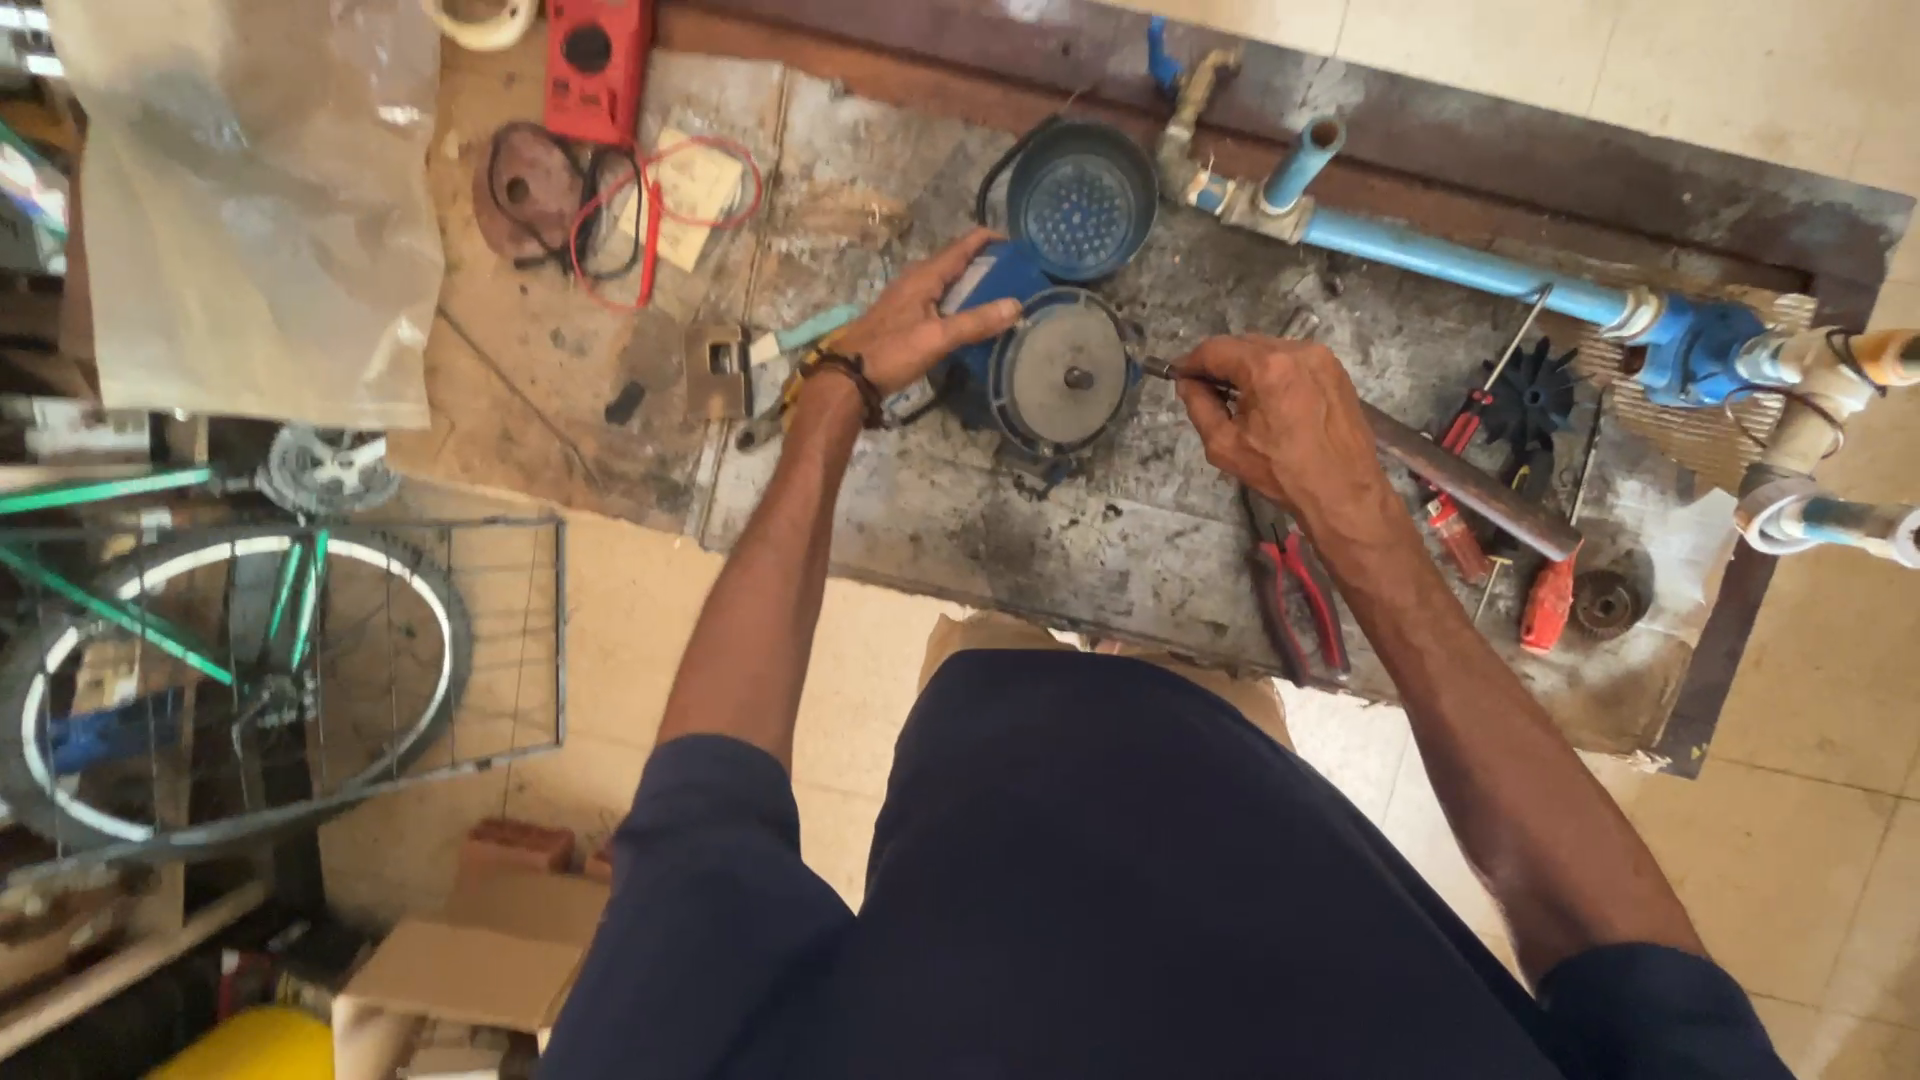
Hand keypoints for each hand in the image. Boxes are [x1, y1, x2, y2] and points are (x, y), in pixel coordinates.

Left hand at [827, 227, 1022, 395]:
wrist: (850, 377)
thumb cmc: (892, 352)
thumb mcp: (937, 337)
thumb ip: (975, 322)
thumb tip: (1016, 305)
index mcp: (924, 276)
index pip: (962, 245)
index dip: (988, 239)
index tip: (1016, 244)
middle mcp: (915, 280)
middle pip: (954, 260)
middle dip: (983, 261)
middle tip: (1013, 272)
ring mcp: (907, 298)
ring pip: (944, 281)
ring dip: (969, 282)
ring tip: (997, 293)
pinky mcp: (903, 318)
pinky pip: (937, 299)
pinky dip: (956, 301)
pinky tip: (966, 318)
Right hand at [1175, 335, 1395, 524]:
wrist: (1343, 491)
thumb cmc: (1280, 473)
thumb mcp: (1224, 445)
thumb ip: (1199, 406)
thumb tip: (1188, 384)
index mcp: (1267, 368)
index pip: (1216, 349)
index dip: (1191, 361)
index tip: (1178, 376)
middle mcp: (1297, 351)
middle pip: (1243, 344)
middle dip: (1219, 363)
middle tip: (1203, 389)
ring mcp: (1321, 358)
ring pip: (1268, 349)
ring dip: (1246, 367)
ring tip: (1237, 398)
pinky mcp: (1335, 370)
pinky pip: (1292, 360)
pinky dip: (1272, 372)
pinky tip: (1267, 400)